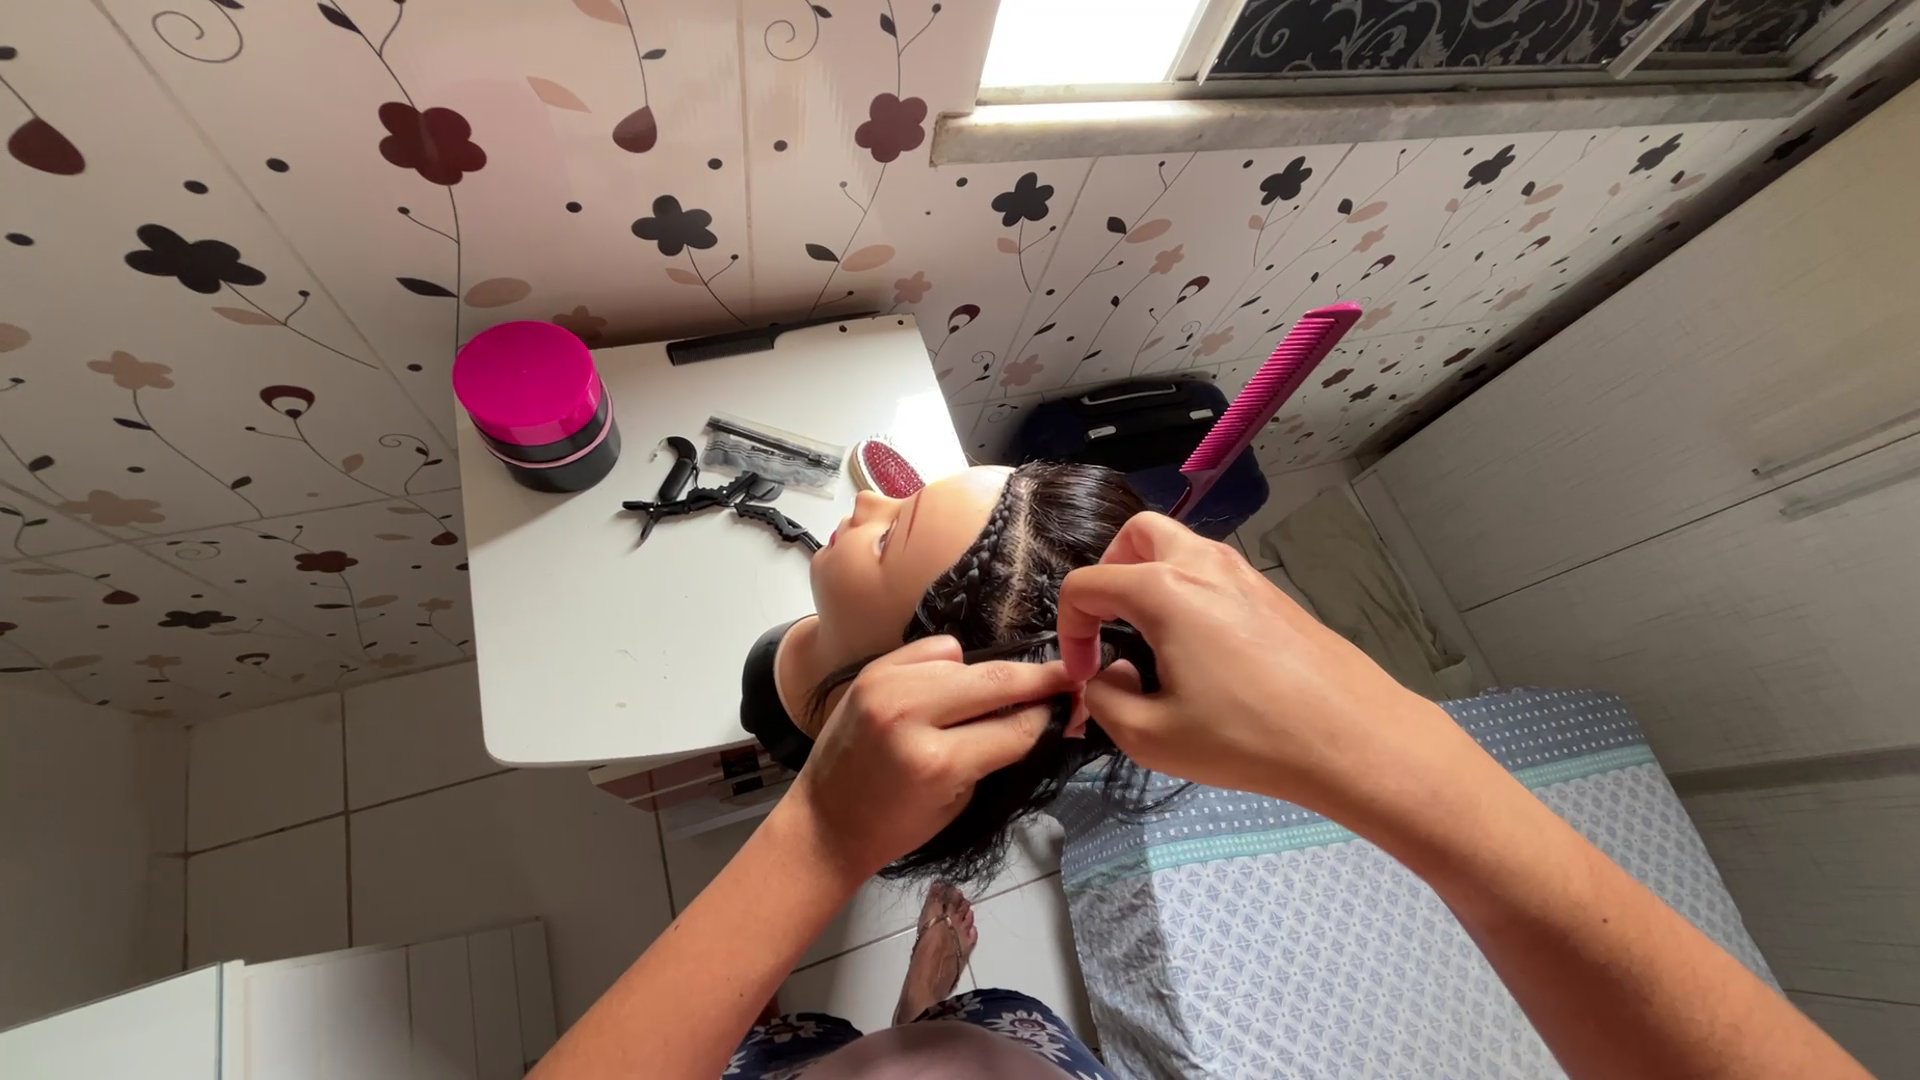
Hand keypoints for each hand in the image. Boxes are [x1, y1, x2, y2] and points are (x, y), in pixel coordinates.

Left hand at [785, 636, 1076, 882]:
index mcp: (937, 762)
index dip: (1052, 716)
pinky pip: (934, 649)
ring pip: (968, 661)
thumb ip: (1001, 754)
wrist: (824, 821)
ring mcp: (888, 685)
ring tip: (1003, 692)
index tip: (1075, 706)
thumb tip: (1050, 717)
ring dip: (993, 677)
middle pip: (998, 681)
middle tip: (1069, 677)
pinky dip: (953, 663)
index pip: (1016, 727)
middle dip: (1040, 679)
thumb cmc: (896, 826)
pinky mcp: (873, 669)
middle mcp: (910, 714)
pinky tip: (953, 683)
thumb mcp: (960, 801)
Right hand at [1057, 512, 1484, 824]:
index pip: (1086, 585)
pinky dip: (1186, 592)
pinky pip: (1211, 572)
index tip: (1086, 676)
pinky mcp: (1271, 592)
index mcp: (1163, 589)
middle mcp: (1201, 564)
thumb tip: (1109, 674)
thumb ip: (1103, 698)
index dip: (1069, 631)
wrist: (1354, 739)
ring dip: (1148, 578)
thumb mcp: (1149, 736)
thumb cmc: (1245, 738)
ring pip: (1178, 546)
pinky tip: (1200, 650)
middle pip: (1135, 534)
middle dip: (1108, 573)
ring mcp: (1242, 573)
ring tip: (1151, 638)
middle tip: (1110, 624)